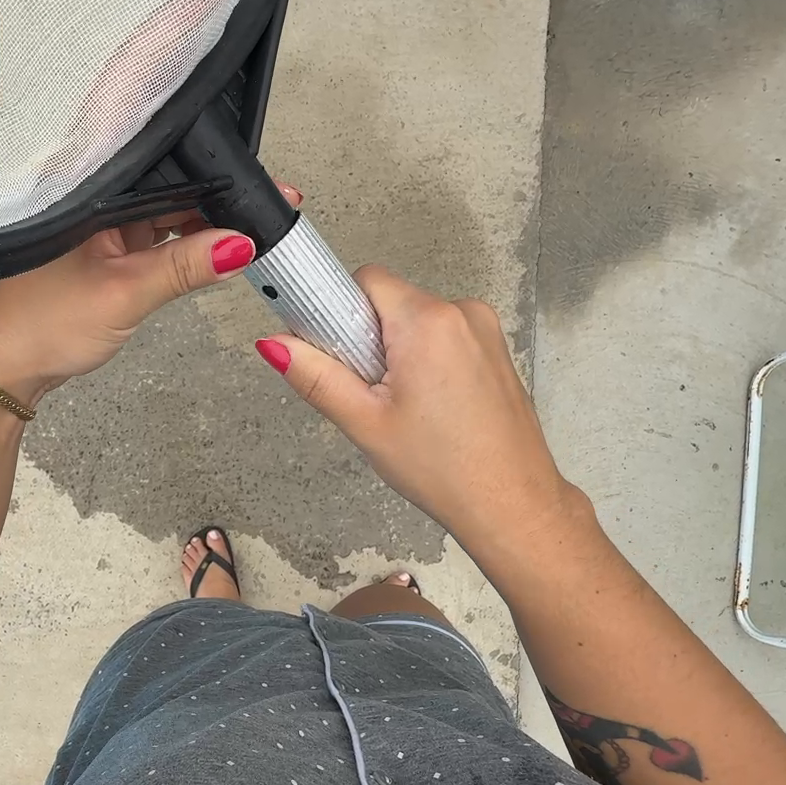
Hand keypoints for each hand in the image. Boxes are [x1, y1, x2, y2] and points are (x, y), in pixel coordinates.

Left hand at [0, 185, 303, 406]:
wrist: (8, 367)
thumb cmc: (43, 326)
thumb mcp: (126, 295)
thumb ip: (185, 268)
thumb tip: (239, 245)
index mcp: (90, 192)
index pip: (168, 173)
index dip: (218, 184)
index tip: (261, 196)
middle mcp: (94, 201)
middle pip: (169, 191)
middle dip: (215, 207)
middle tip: (259, 222)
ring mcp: (98, 227)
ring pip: (163, 217)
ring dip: (198, 230)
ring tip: (240, 241)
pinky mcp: (102, 251)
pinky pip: (151, 241)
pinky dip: (177, 250)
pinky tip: (205, 256)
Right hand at [253, 267, 586, 554]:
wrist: (510, 503)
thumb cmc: (445, 469)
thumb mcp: (364, 424)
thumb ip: (316, 377)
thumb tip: (275, 344)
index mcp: (427, 323)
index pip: (364, 281)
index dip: (337, 311)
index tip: (330, 350)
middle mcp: (462, 312)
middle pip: (388, 303)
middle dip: (365, 341)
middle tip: (367, 396)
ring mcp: (484, 329)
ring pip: (413, 324)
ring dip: (393, 355)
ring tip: (400, 410)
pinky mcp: (494, 349)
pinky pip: (441, 339)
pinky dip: (421, 363)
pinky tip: (425, 409)